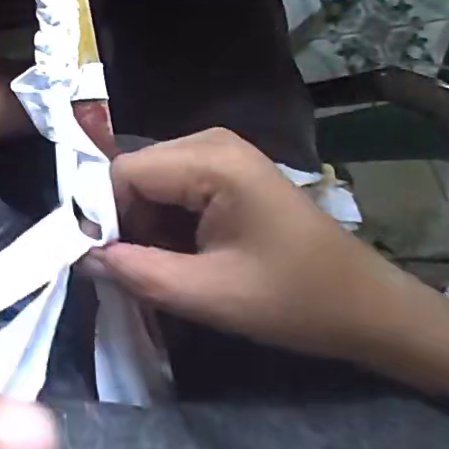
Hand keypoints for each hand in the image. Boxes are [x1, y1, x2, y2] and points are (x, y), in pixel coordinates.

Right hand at [86, 129, 448, 390]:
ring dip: (146, 224)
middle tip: (142, 270)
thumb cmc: (296, 300)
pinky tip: (185, 253)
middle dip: (127, 221)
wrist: (368, 306)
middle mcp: (209, 141)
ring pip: (149, 181)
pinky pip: (171, 185)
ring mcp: (218, 151)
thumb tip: (81, 255)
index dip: (105, 216)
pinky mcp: (224, 168)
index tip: (108, 262)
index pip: (124, 172)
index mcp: (212, 160)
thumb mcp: (211, 296)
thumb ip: (139, 273)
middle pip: (135, 173)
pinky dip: (165, 220)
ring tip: (169, 266)